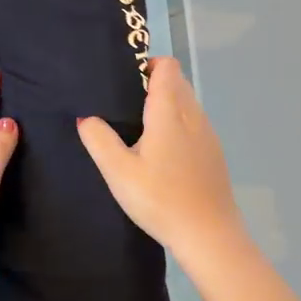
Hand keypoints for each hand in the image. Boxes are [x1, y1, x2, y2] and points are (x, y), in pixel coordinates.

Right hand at [77, 57, 245, 250]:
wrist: (209, 236)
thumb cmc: (160, 199)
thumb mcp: (118, 172)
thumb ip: (99, 139)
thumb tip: (87, 118)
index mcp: (170, 113)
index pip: (167, 67)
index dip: (147, 65)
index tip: (124, 81)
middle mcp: (193, 116)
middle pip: (178, 82)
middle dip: (153, 84)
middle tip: (124, 105)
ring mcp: (207, 136)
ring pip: (188, 104)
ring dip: (166, 105)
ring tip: (139, 129)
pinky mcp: (213, 155)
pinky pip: (194, 124)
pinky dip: (177, 124)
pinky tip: (161, 153)